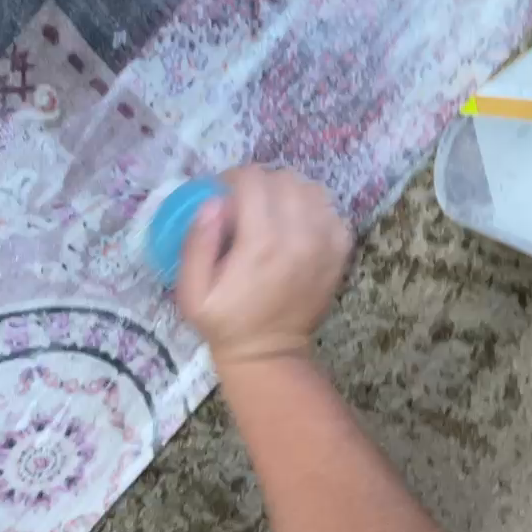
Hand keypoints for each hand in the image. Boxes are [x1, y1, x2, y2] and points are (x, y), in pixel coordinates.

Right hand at [175, 166, 351, 369]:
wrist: (269, 353)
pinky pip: (330, 210)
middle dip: (259, 184)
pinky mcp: (340, 251)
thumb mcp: (191, 293)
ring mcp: (325, 243)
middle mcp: (299, 236)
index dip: (232, 180)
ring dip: (287, 193)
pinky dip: (311, 210)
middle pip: (283, 178)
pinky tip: (295, 227)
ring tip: (270, 214)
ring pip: (310, 188)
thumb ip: (196, 244)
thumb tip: (212, 203)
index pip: (252, 179)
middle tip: (244, 206)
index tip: (222, 197)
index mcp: (261, 243)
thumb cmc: (224, 322)